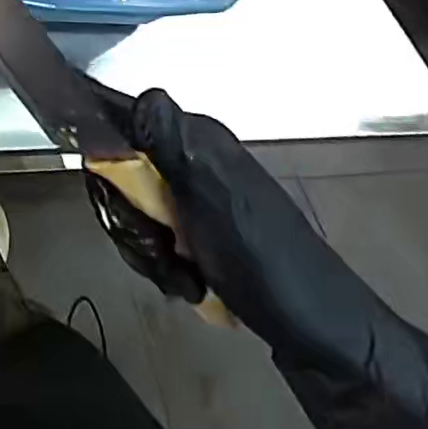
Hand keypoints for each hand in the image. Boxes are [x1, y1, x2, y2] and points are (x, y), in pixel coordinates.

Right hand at [86, 82, 427, 428]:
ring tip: (180, 273)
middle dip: (129, 218)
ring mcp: (196, 198)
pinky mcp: (199, 232)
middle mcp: (192, 160)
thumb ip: (173, 144)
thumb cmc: (263, 261)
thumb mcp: (212, 198)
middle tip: (156, 245)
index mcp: (194, 140)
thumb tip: (147, 91)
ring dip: (147, 250)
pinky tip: (190, 283)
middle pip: (120, 174)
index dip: (105, 158)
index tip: (112, 196)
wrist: (322, 337)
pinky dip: (162, 266)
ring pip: (133, 211)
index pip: (122, 123)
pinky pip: (153, 238)